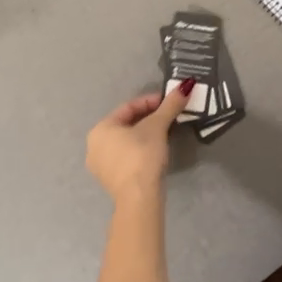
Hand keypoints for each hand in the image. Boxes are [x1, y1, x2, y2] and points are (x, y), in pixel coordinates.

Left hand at [87, 82, 193, 204]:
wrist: (139, 198)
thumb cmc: (142, 155)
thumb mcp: (158, 126)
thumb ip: (170, 105)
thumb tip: (187, 84)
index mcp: (100, 129)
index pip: (129, 107)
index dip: (151, 101)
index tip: (169, 101)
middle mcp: (94, 146)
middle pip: (126, 123)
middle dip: (149, 117)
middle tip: (168, 116)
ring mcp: (100, 166)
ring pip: (126, 141)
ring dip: (145, 133)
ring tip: (165, 132)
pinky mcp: (111, 181)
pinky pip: (126, 156)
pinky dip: (140, 149)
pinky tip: (155, 151)